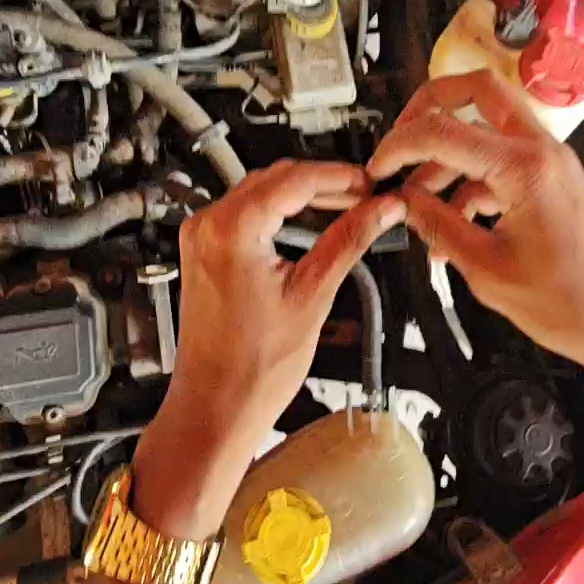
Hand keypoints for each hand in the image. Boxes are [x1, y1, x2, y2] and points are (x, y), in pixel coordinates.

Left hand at [171, 159, 401, 422]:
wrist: (215, 407)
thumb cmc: (251, 368)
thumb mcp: (313, 294)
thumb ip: (349, 240)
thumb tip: (381, 210)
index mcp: (231, 229)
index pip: (296, 179)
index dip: (341, 176)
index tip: (371, 184)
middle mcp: (208, 225)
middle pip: (277, 178)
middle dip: (325, 183)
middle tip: (366, 196)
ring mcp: (202, 237)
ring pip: (261, 192)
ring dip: (304, 196)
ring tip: (347, 207)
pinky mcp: (204, 251)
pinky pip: (246, 213)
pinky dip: (281, 212)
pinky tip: (309, 222)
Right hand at [367, 71, 583, 373]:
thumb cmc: (565, 304)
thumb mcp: (485, 269)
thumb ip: (437, 225)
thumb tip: (400, 199)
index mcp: (525, 167)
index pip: (444, 131)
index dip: (399, 146)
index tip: (376, 169)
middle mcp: (540, 148)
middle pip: (475, 90)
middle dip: (427, 107)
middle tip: (398, 143)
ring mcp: (547, 158)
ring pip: (483, 124)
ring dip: (444, 152)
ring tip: (414, 200)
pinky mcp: (548, 175)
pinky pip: (497, 157)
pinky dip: (466, 178)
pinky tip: (446, 220)